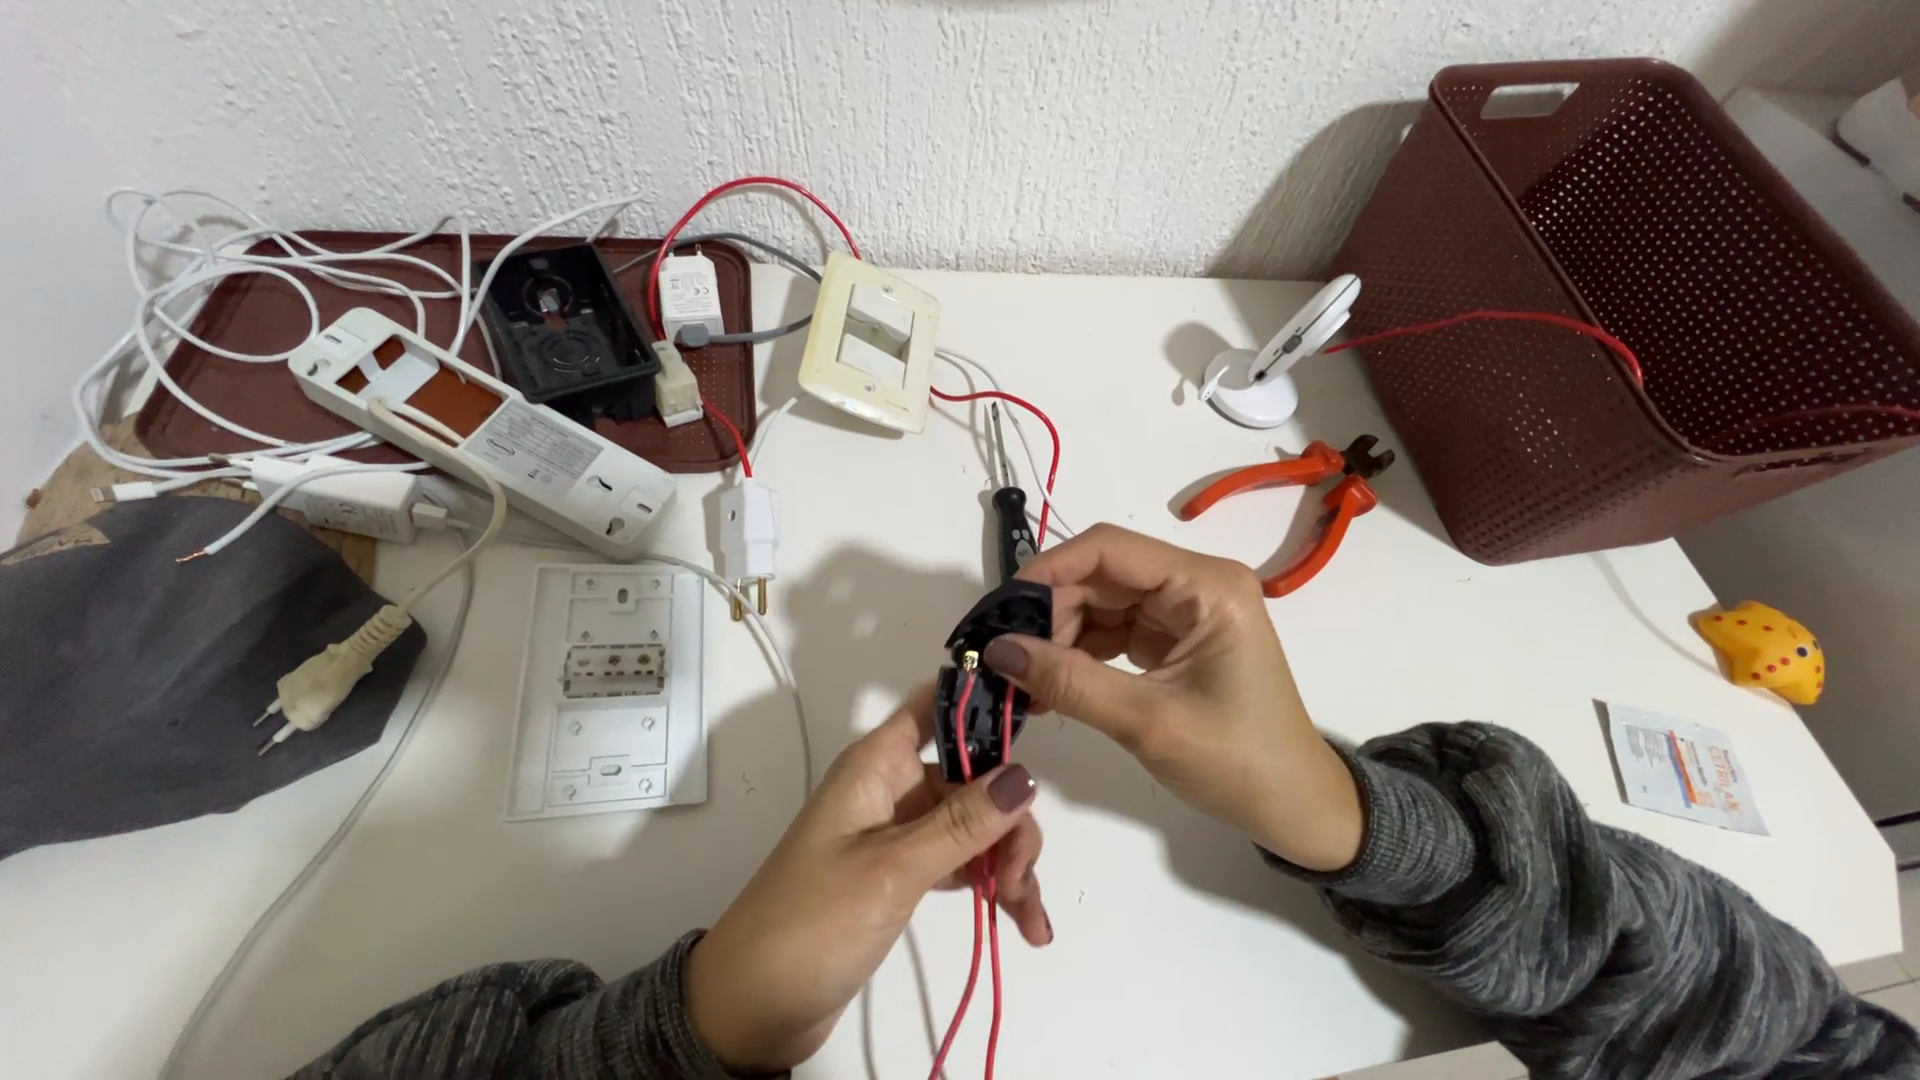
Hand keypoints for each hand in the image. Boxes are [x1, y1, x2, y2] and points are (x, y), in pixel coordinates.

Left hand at [686, 685, 1049, 1073]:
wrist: (752, 1008)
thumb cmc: (812, 922)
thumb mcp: (892, 869)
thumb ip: (962, 823)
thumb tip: (1025, 775)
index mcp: (877, 765)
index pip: (935, 705)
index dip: (982, 697)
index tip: (1037, 706)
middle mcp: (891, 788)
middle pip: (971, 775)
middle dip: (1008, 818)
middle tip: (1021, 875)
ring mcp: (898, 833)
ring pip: (974, 823)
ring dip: (1007, 861)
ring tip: (1026, 915)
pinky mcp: (903, 874)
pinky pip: (961, 862)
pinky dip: (991, 885)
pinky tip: (1022, 921)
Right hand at [982, 524, 1361, 871]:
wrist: (1294, 808)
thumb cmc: (1238, 762)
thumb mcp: (1148, 721)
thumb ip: (1070, 682)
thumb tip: (996, 651)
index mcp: (1206, 585)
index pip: (1109, 549)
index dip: (1048, 570)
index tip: (1001, 610)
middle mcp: (1195, 584)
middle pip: (1101, 575)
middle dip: (1050, 612)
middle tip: (1006, 657)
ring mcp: (1184, 611)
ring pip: (1100, 602)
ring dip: (1058, 636)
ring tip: (1023, 679)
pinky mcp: (1173, 638)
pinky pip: (1112, 630)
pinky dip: (1078, 654)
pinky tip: (1049, 684)